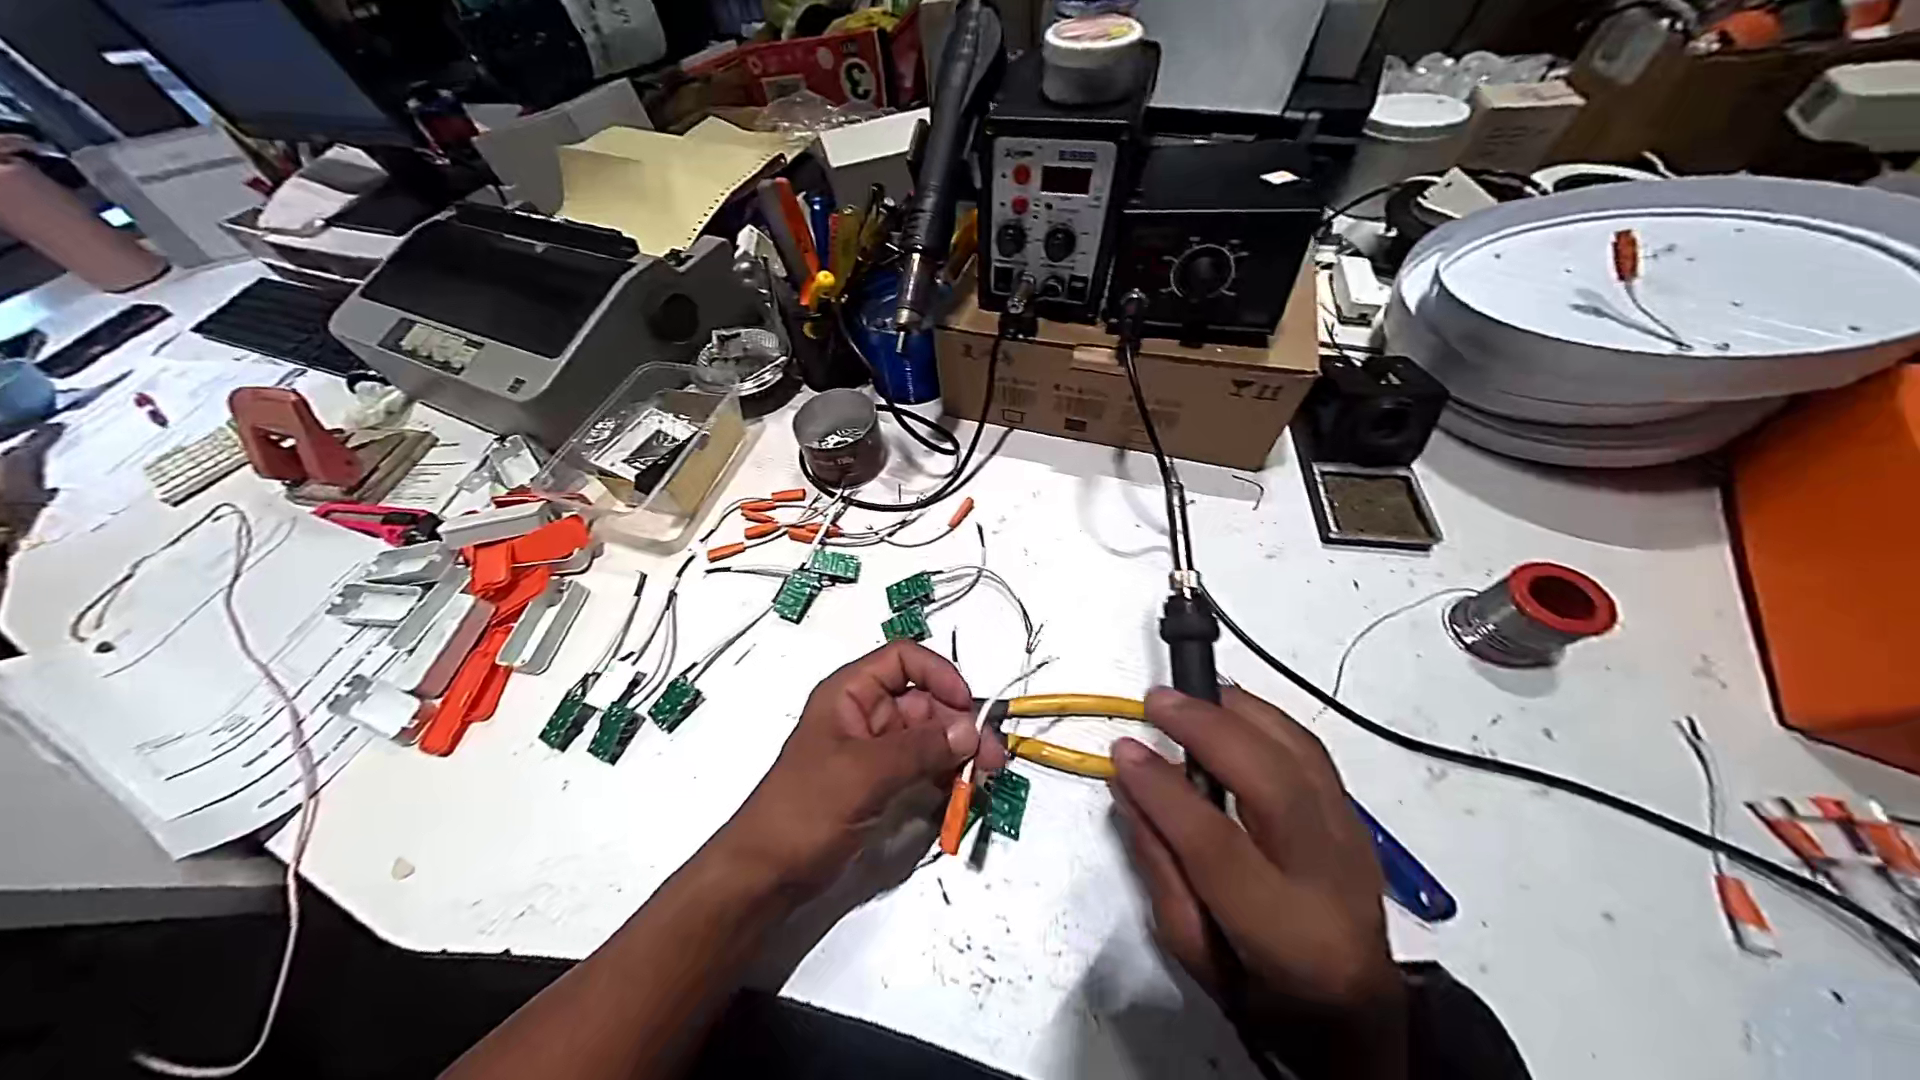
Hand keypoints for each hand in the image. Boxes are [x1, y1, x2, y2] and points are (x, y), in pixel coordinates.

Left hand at [719, 641, 1005, 897]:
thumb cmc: (805, 811)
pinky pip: (922, 767)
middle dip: (958, 724)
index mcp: (850, 693)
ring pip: (928, 736)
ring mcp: (874, 750)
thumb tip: (970, 731)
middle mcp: (865, 714)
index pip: (903, 660)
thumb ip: (920, 749)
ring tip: (983, 776)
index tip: (966, 705)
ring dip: (957, 752)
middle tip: (991, 756)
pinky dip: (944, 775)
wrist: (766, 874)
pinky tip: (962, 791)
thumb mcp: (864, 773)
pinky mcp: (881, 782)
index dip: (938, 674)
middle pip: (924, 700)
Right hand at [1111, 687, 1405, 1079]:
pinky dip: (1266, 718)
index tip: (1123, 749)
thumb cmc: (1259, 989)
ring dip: (1239, 712)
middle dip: (1208, 732)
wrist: (1353, 1011)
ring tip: (1189, 694)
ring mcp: (1352, 841)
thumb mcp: (1190, 946)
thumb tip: (1129, 786)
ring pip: (1300, 755)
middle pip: (1272, 786)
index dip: (1163, 789)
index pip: (1215, 844)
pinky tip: (1229, 706)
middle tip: (1157, 701)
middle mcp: (1328, 879)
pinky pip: (1311, 750)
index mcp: (1284, 932)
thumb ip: (1157, 863)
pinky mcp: (1355, 817)